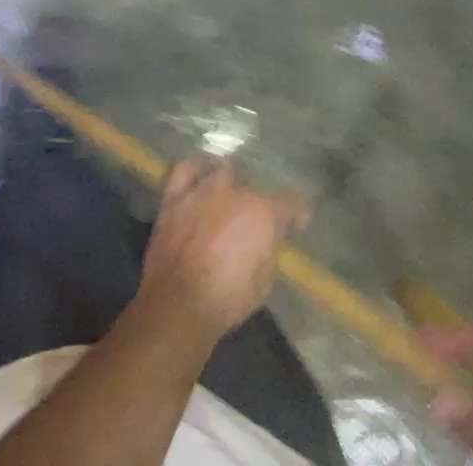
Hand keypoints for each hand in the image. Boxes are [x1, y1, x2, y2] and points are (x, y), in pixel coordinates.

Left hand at [137, 158, 308, 340]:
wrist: (178, 303)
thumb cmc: (228, 297)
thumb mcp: (265, 279)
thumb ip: (270, 247)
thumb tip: (269, 236)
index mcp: (263, 211)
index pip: (292, 200)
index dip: (297, 212)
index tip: (296, 225)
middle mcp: (234, 192)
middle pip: (254, 185)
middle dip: (259, 201)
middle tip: (256, 221)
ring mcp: (202, 191)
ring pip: (222, 172)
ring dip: (230, 182)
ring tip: (230, 196)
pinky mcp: (175, 197)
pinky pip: (185, 169)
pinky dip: (195, 168)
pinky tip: (200, 173)